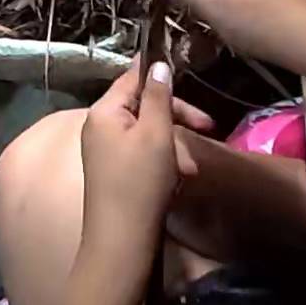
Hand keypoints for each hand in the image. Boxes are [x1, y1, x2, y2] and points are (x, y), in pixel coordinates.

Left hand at [78, 63, 206, 262]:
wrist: (121, 241)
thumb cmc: (140, 182)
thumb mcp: (156, 134)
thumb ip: (158, 96)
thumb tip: (157, 63)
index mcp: (104, 110)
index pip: (132, 77)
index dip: (159, 73)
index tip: (186, 73)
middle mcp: (98, 124)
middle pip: (142, 105)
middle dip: (175, 117)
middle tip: (208, 127)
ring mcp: (103, 148)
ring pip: (145, 131)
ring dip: (172, 143)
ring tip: (191, 170)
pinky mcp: (111, 169)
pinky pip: (139, 151)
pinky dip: (161, 159)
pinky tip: (178, 177)